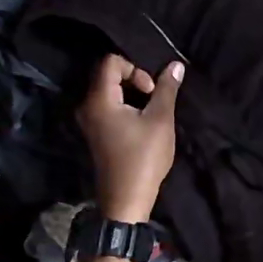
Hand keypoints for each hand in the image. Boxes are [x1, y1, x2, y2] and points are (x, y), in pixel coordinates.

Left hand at [78, 54, 183, 221]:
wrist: (126, 200)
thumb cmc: (143, 158)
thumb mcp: (160, 120)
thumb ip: (166, 89)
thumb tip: (176, 65)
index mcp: (98, 99)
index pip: (110, 61)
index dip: (134, 68)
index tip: (149, 90)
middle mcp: (86, 106)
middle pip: (106, 74)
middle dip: (133, 78)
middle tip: (151, 98)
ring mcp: (88, 121)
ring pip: (107, 90)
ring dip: (129, 93)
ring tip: (149, 111)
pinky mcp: (94, 132)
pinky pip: (106, 106)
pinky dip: (123, 105)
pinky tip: (140, 121)